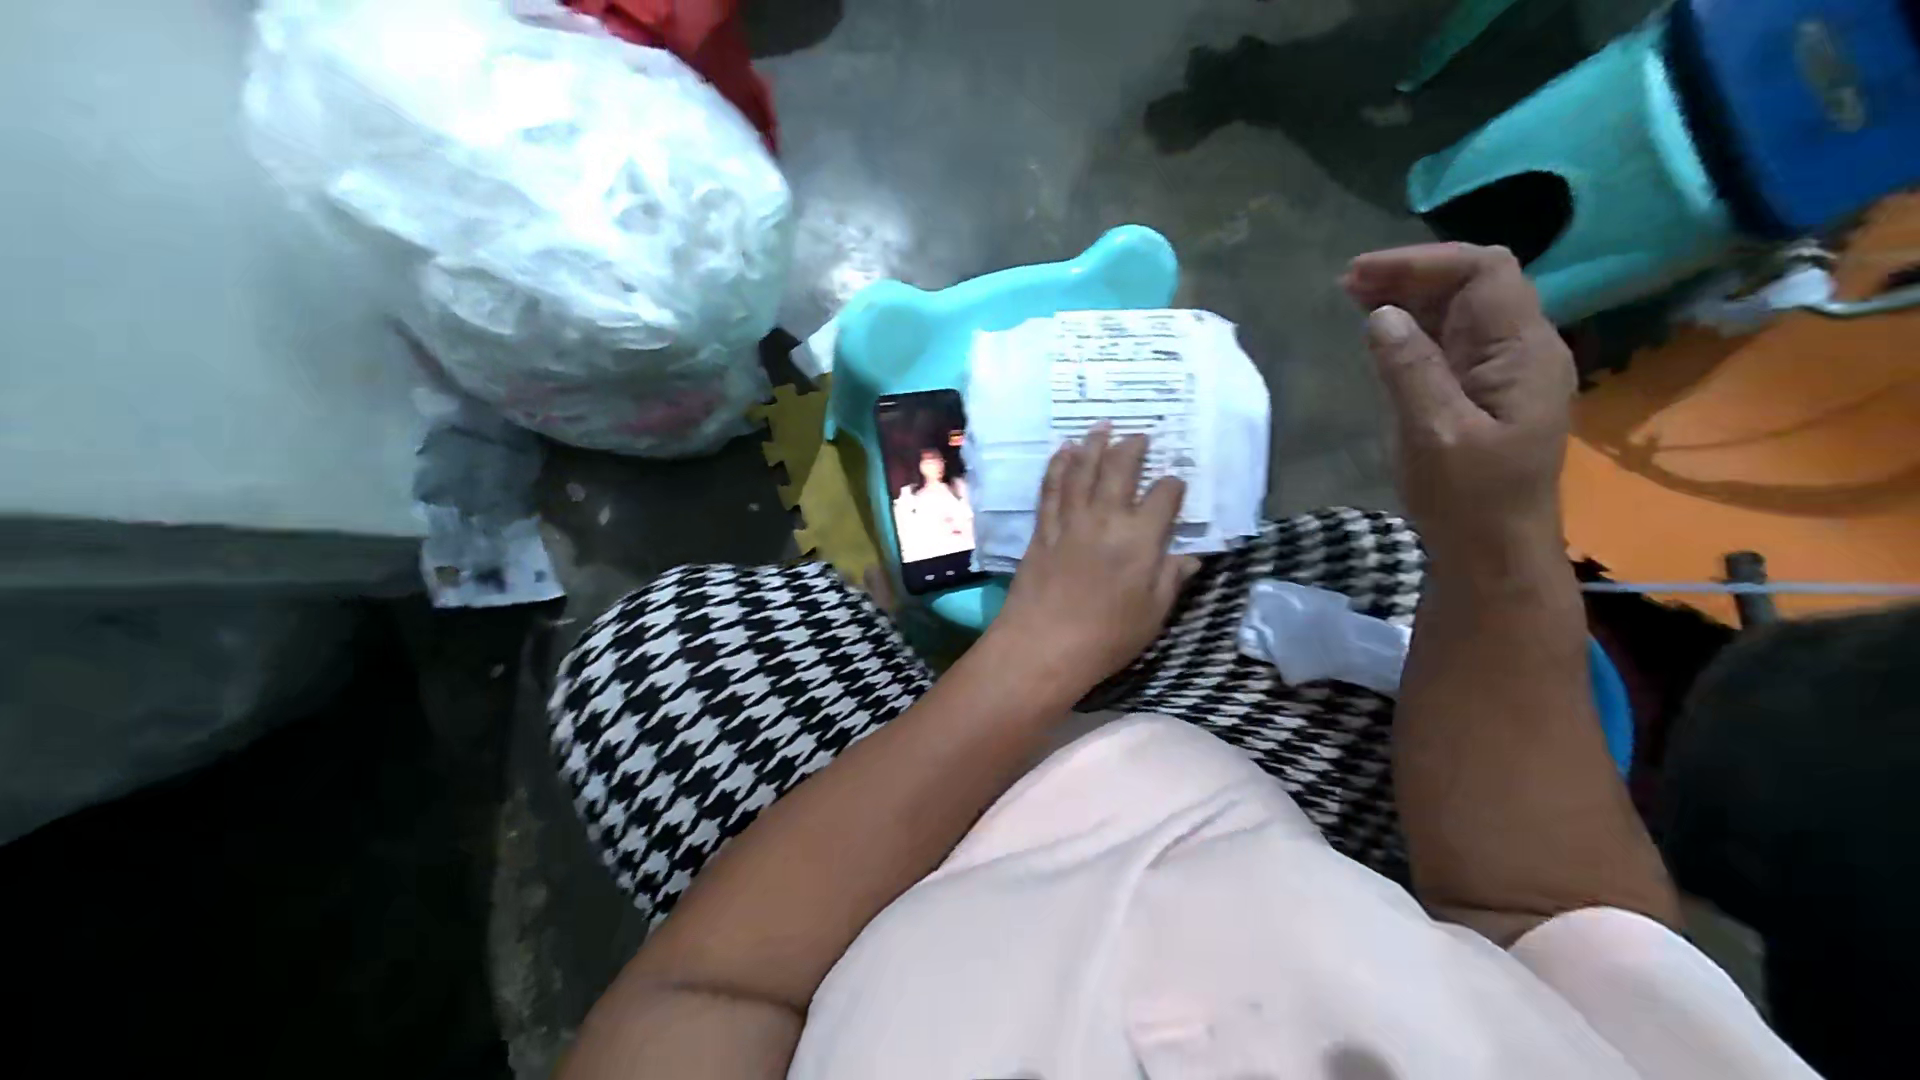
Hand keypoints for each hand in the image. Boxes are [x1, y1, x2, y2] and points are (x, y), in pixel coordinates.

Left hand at [985, 425, 1198, 697]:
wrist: (1043, 646)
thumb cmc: (1106, 637)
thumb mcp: (1153, 614)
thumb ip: (1171, 578)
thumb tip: (1190, 556)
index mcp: (1141, 539)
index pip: (1164, 498)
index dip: (1173, 486)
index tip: (1176, 484)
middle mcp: (1106, 519)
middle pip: (1121, 470)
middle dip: (1133, 448)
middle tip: (1140, 435)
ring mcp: (1071, 521)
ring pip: (1083, 471)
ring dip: (1094, 445)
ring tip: (1102, 426)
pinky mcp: (1043, 530)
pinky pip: (1051, 489)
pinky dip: (1058, 466)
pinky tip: (1063, 452)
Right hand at [1342, 243, 1574, 563]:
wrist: (1494, 549)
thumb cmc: (1469, 497)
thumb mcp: (1434, 432)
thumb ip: (1410, 369)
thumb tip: (1380, 315)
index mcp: (1522, 351)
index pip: (1484, 272)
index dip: (1422, 263)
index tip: (1361, 275)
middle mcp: (1521, 349)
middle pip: (1474, 284)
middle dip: (1411, 274)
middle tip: (1347, 285)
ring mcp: (1503, 371)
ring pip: (1460, 311)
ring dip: (1410, 297)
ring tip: (1355, 298)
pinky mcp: (1482, 392)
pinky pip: (1450, 342)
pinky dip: (1413, 327)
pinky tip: (1380, 332)